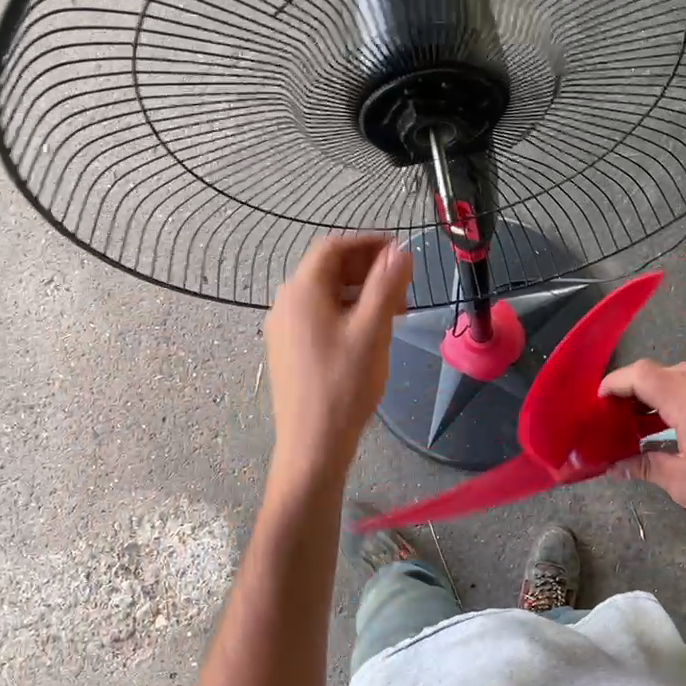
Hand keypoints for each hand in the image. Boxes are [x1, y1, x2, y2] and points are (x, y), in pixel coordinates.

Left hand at [264, 236, 411, 482]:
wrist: (313, 442)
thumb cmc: (345, 384)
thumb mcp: (372, 331)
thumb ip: (386, 286)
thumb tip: (400, 251)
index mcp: (302, 290)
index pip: (334, 247)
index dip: (368, 243)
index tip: (400, 251)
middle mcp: (285, 303)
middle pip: (327, 270)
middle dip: (367, 271)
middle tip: (403, 288)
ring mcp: (282, 329)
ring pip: (323, 296)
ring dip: (358, 295)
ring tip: (391, 315)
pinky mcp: (286, 352)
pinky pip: (316, 318)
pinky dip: (344, 314)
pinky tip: (366, 337)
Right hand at [599, 360, 685, 539]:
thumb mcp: (682, 484)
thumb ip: (645, 467)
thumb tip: (614, 466)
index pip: (644, 375)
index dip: (616, 383)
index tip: (599, 400)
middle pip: (662, 371)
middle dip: (634, 388)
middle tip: (616, 414)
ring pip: (683, 372)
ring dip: (659, 389)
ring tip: (641, 417)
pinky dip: (682, 391)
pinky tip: (674, 417)